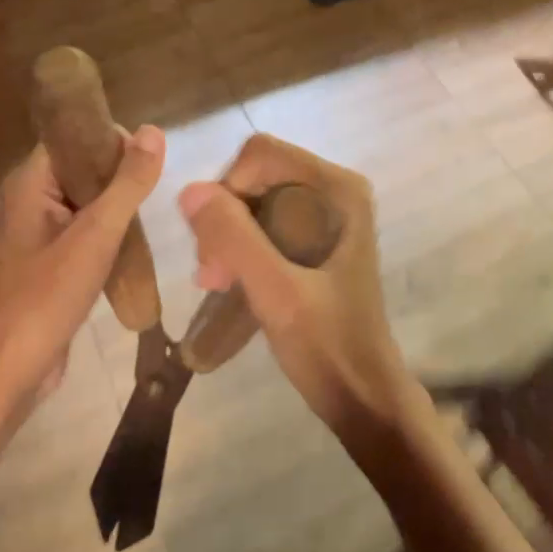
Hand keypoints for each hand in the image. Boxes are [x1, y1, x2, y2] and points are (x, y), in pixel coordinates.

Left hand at [0, 126, 165, 406]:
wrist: (11, 370)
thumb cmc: (47, 296)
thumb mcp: (96, 234)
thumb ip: (127, 183)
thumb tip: (154, 130)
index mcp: (29, 183)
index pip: (74, 136)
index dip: (111, 140)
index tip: (149, 161)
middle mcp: (29, 199)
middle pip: (83, 167)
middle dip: (120, 176)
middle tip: (156, 193)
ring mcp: (38, 231)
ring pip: (88, 200)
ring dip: (118, 207)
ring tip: (151, 218)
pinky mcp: (49, 260)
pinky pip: (85, 230)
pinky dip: (109, 233)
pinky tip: (135, 246)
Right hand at [179, 134, 416, 438]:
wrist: (363, 397)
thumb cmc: (328, 345)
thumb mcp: (276, 293)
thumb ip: (235, 239)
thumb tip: (189, 191)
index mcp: (338, 189)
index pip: (261, 154)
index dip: (228, 190)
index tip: (216, 246)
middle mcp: (333, 190)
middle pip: (255, 175)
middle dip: (224, 218)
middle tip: (211, 274)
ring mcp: (325, 214)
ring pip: (253, 200)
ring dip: (227, 236)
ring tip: (216, 283)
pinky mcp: (314, 239)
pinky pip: (262, 222)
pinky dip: (240, 247)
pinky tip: (228, 282)